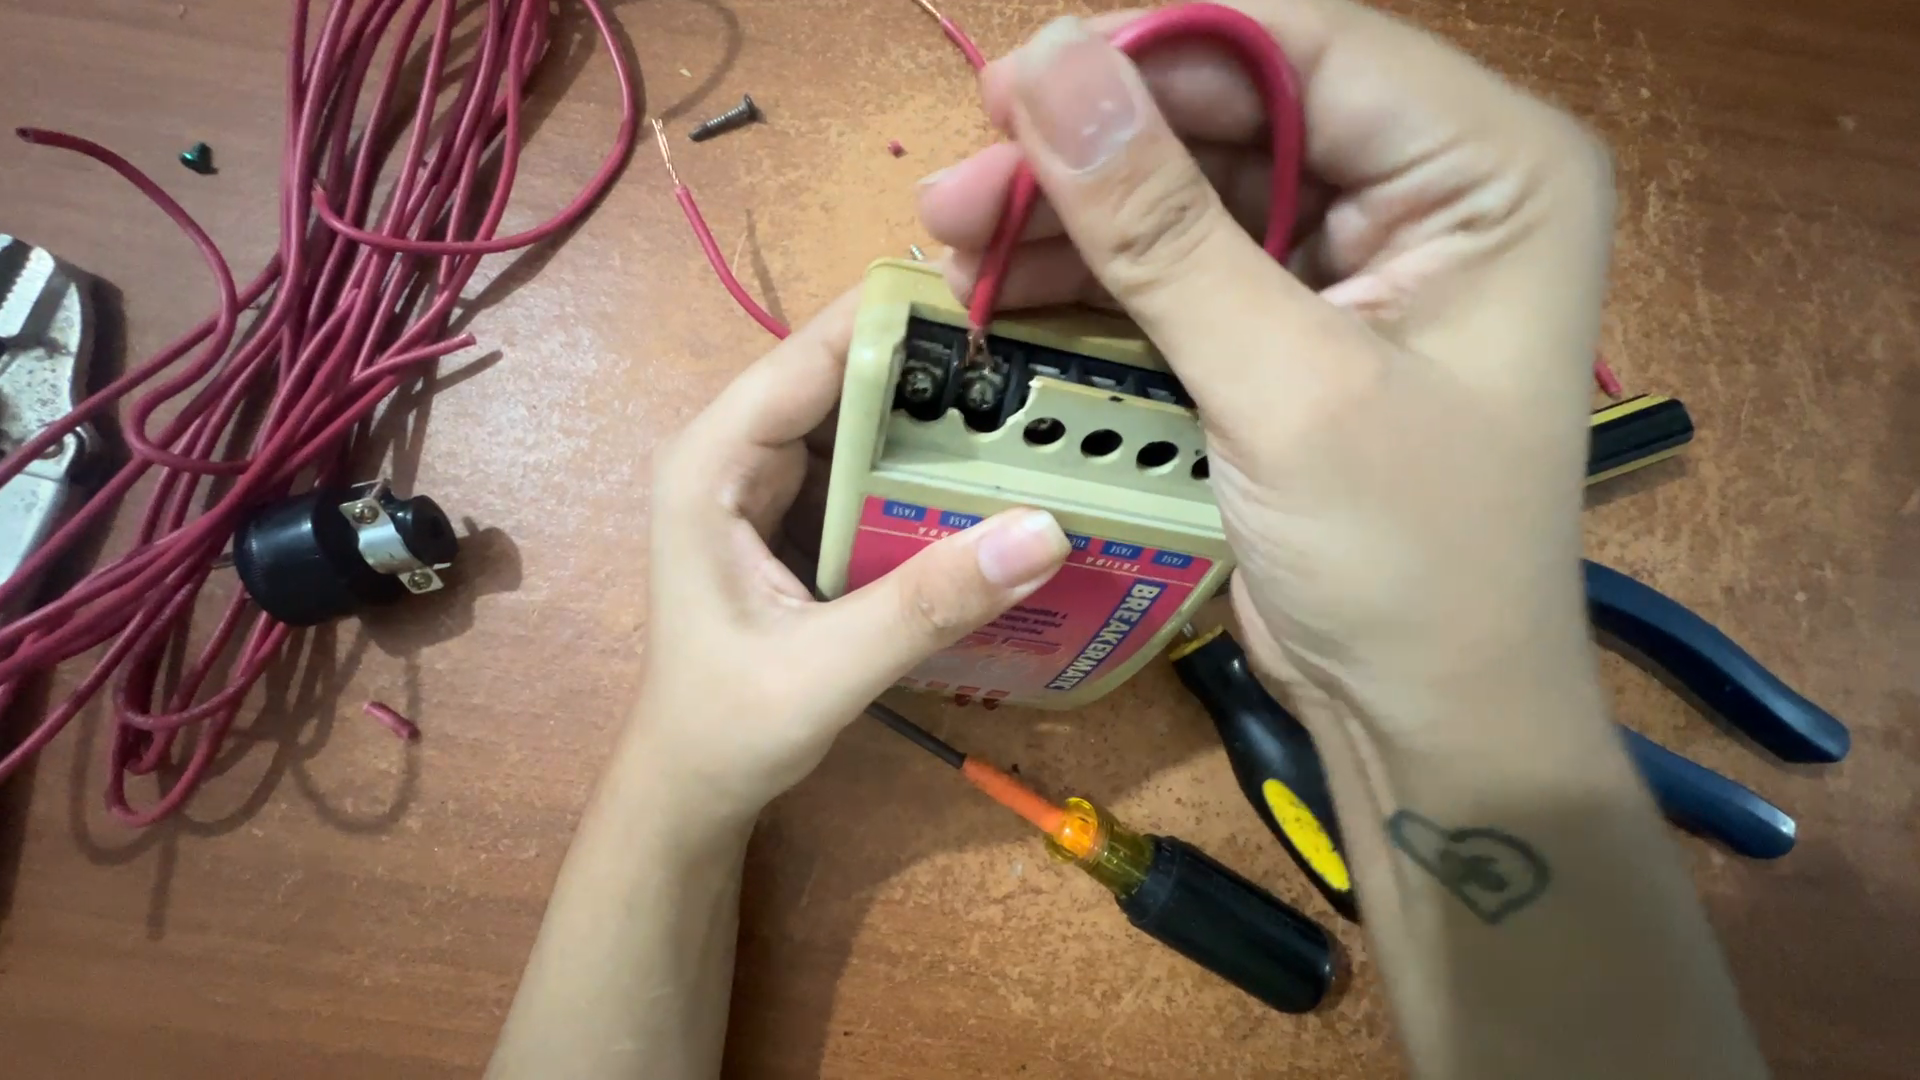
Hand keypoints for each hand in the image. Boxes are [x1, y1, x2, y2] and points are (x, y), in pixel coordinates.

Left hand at [634, 292, 1070, 816]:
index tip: (995, 303)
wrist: (697, 784)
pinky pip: (872, 472)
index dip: (896, 322)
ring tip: (1033, 408)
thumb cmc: (730, 728)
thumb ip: (927, 604)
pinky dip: (927, 472)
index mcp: (712, 465)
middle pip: (843, 380)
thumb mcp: (826, 670)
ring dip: (938, 420)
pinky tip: (992, 477)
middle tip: (1038, 364)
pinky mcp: (802, 518)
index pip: (808, 359)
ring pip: (863, 424)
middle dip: (933, 369)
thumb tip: (1045, 531)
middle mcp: (738, 456)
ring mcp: (772, 485)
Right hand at [918, 4, 1614, 732]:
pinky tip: (1005, 295)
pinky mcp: (1271, 343)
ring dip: (1065, 229)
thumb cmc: (1401, 555)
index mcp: (1482, 172)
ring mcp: (1335, 276)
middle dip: (1085, 160)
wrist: (1411, 702)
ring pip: (1179, 209)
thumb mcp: (1284, 385)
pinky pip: (1166, 286)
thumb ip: (1164, 231)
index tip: (1010, 88)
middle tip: (957, 192)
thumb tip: (1050, 68)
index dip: (1146, 57)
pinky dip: (1085, 293)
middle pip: (1222, 130)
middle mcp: (1415, 201)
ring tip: (954, 245)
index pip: (1297, 51)